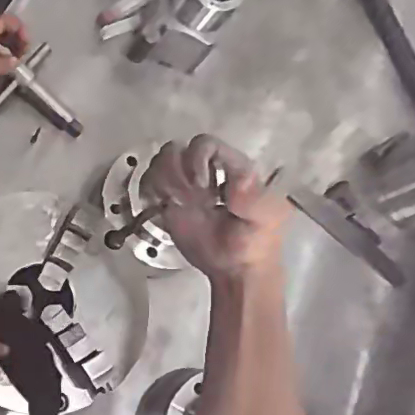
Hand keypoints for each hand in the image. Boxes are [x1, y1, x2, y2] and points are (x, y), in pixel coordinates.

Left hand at [0, 14, 29, 99]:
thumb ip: (0, 64)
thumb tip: (16, 61)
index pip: (7, 21)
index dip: (20, 29)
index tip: (26, 46)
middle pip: (5, 29)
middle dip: (18, 39)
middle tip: (23, 56)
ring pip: (0, 41)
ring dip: (11, 49)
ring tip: (17, 63)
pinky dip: (3, 57)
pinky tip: (6, 68)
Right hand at [145, 135, 292, 280]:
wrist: (235, 270)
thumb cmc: (254, 243)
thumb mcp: (264, 220)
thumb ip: (254, 199)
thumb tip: (240, 179)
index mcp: (232, 168)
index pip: (206, 144)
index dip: (197, 158)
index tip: (201, 187)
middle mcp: (207, 172)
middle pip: (178, 149)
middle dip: (176, 171)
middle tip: (186, 198)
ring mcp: (187, 187)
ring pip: (161, 163)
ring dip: (163, 181)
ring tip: (176, 202)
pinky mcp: (171, 203)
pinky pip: (151, 184)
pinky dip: (151, 191)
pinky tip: (165, 206)